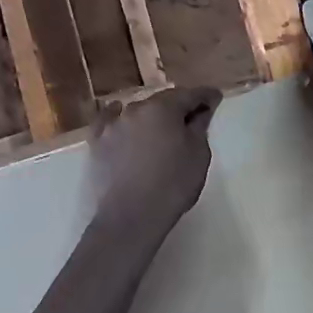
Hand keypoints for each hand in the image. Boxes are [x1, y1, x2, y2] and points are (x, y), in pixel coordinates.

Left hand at [89, 85, 221, 236]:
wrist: (130, 218)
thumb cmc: (172, 185)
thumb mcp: (198, 155)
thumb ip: (200, 127)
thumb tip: (201, 111)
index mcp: (164, 108)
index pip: (189, 94)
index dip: (205, 96)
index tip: (215, 98)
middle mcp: (136, 109)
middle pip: (163, 101)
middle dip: (178, 107)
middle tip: (192, 117)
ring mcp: (113, 124)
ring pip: (138, 112)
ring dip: (152, 115)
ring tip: (161, 128)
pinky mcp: (96, 142)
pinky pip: (108, 120)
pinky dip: (117, 116)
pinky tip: (119, 115)